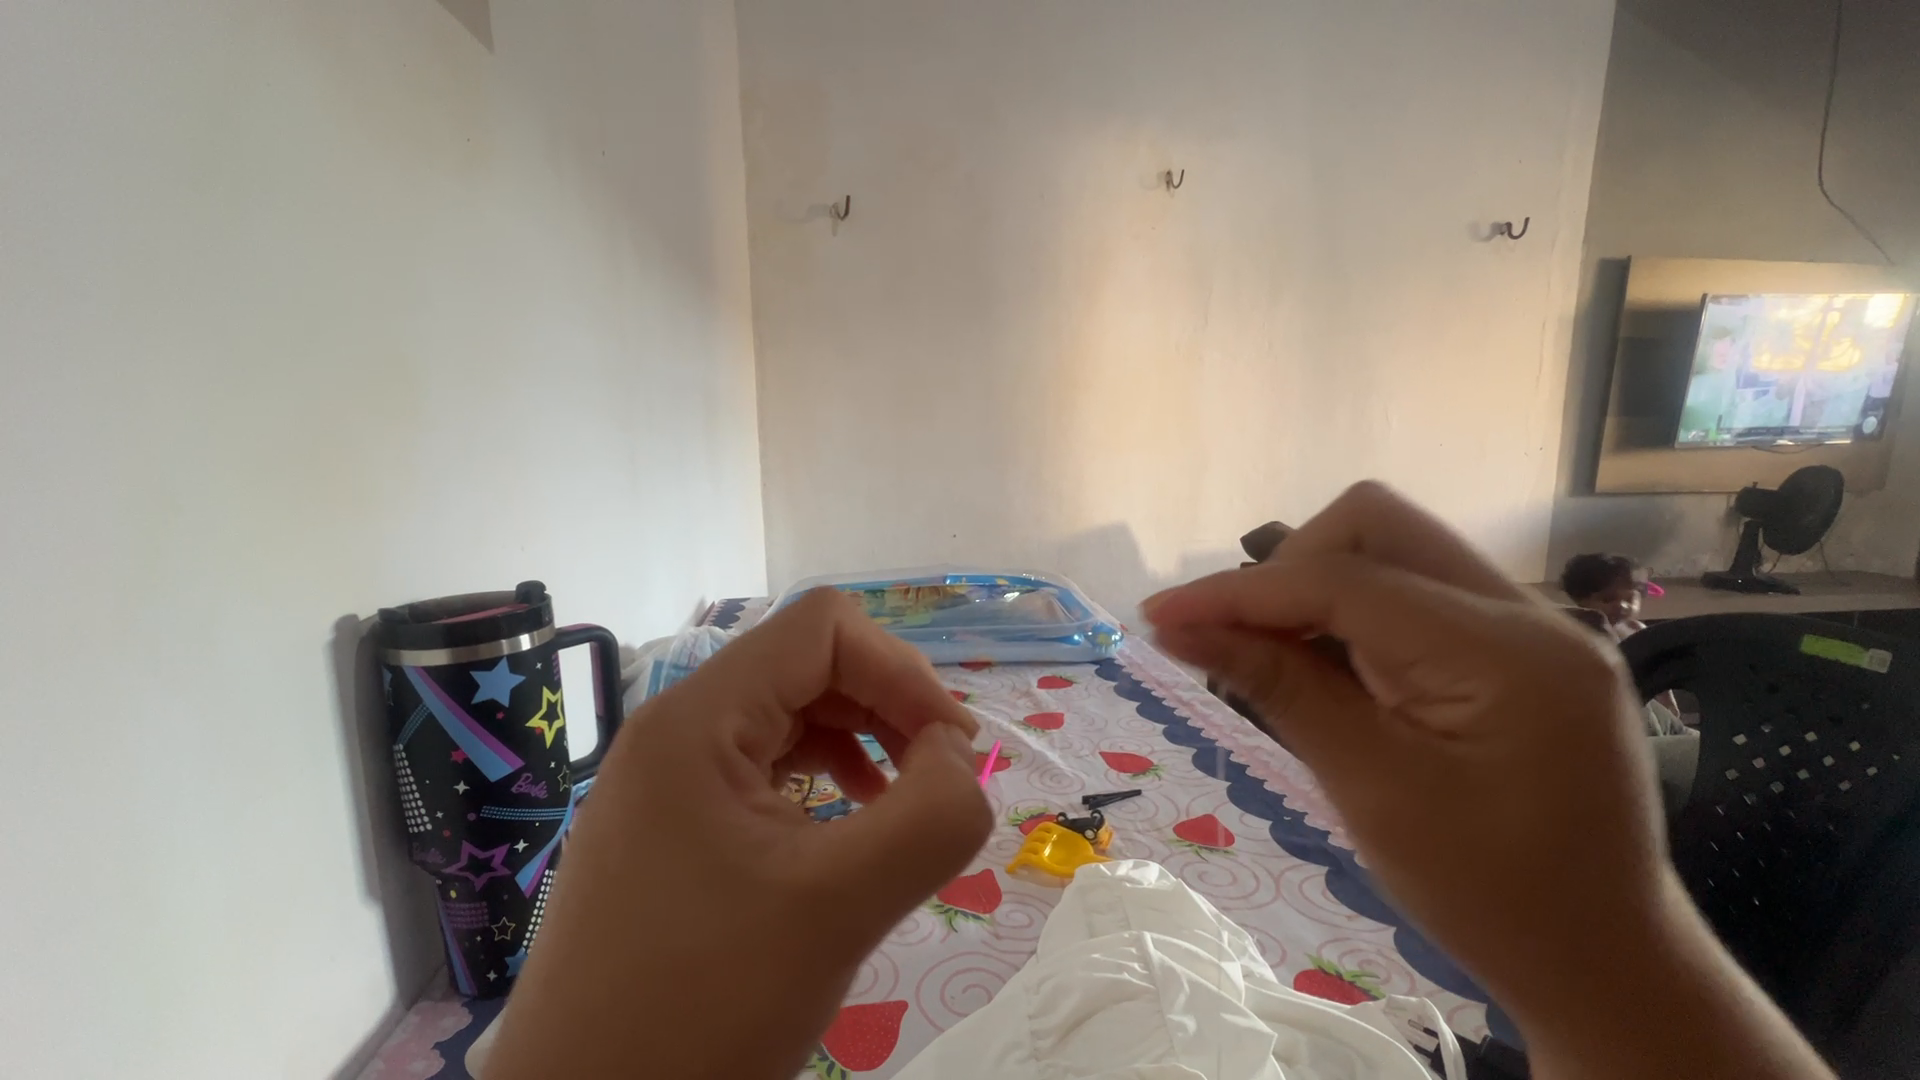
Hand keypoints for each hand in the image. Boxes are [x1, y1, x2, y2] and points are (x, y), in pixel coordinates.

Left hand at [487, 588, 993, 1079]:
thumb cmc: (701, 1008)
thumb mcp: (838, 910)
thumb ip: (929, 817)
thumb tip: (959, 758)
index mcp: (698, 720)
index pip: (823, 629)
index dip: (901, 671)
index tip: (952, 748)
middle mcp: (676, 728)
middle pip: (809, 664)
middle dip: (889, 705)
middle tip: (941, 776)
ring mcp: (669, 776)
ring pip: (792, 713)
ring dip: (864, 739)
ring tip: (905, 800)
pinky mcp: (674, 822)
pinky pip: (766, 764)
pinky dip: (827, 777)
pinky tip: (852, 824)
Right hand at [1143, 482, 1831, 1079]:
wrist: (1606, 964)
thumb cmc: (1485, 894)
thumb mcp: (1368, 788)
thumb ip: (1276, 687)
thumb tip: (1176, 627)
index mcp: (1504, 653)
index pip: (1341, 582)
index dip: (1238, 591)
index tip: (1159, 616)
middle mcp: (1527, 614)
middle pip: (1375, 526)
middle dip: (1288, 571)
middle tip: (1238, 639)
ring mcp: (1529, 626)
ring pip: (1392, 551)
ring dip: (1315, 590)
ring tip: (1273, 657)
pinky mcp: (1516, 648)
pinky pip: (1413, 594)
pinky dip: (1351, 617)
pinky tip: (1326, 668)